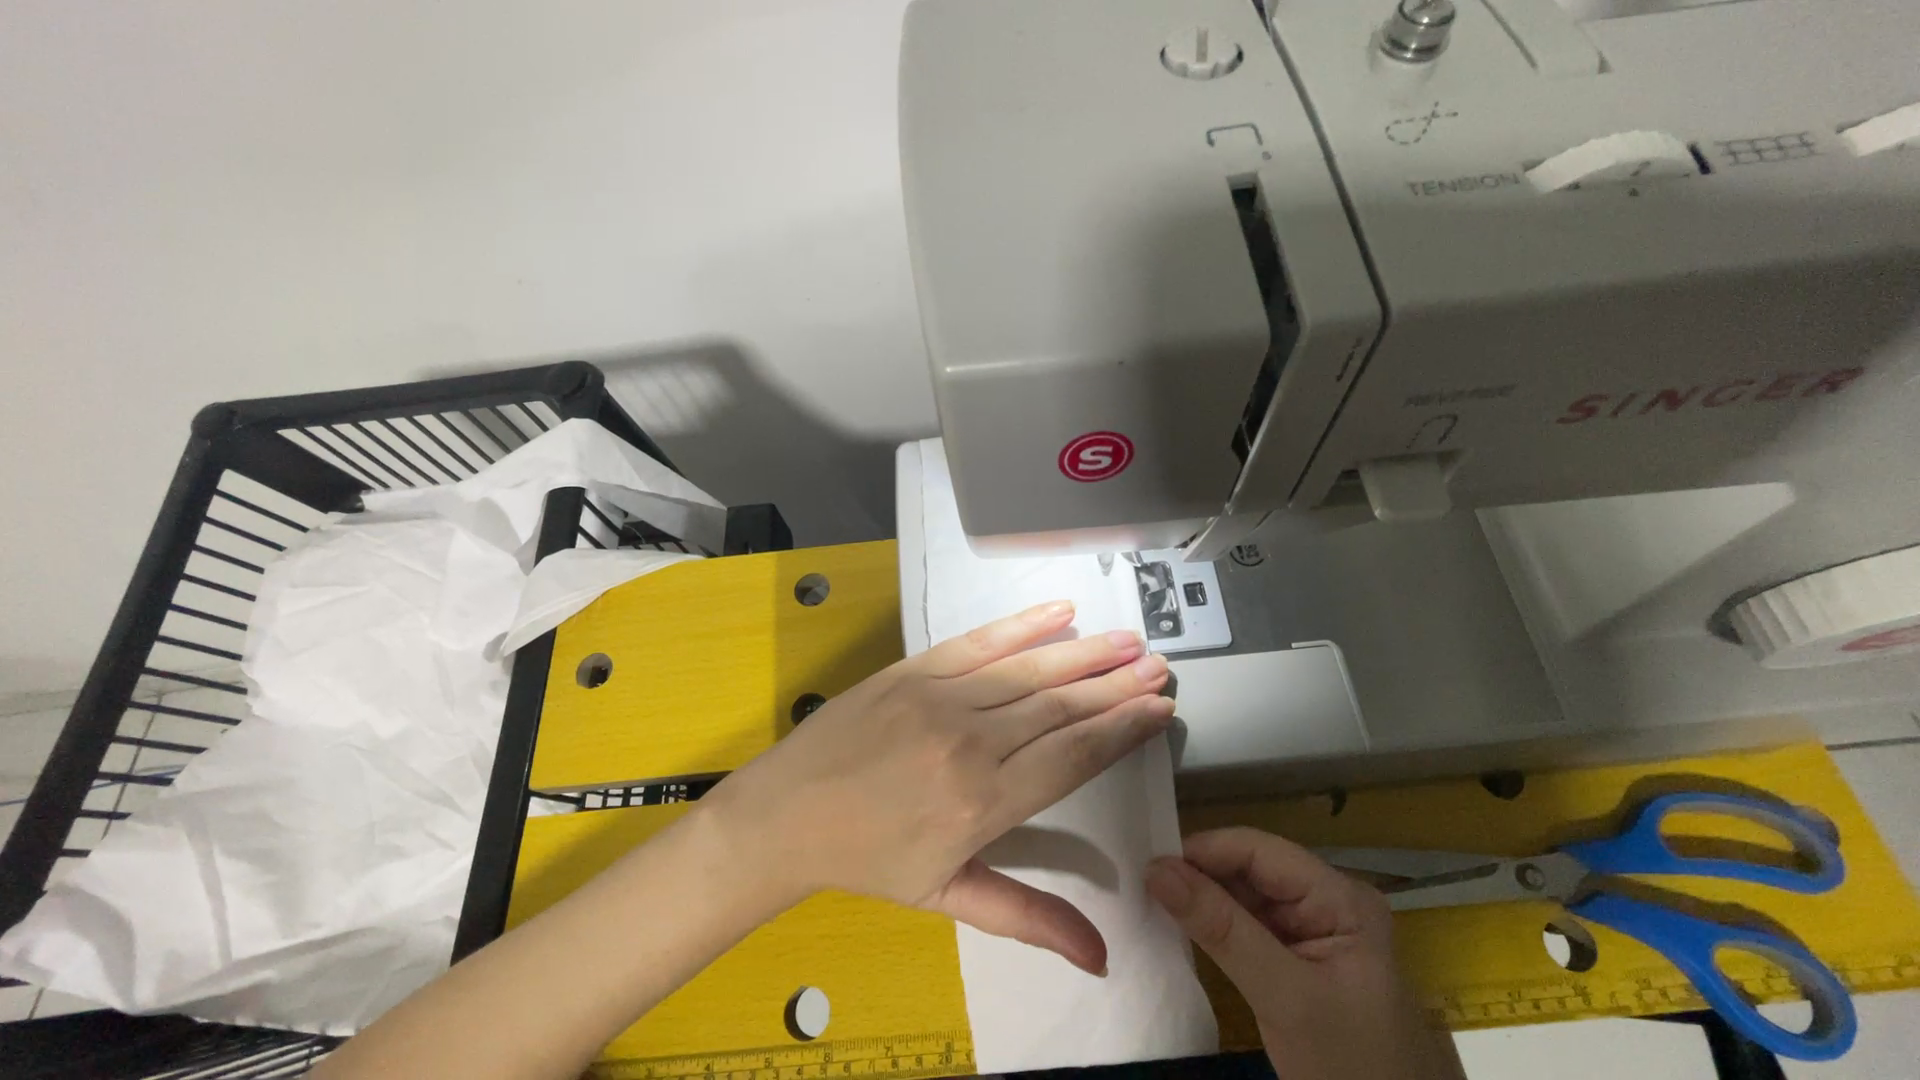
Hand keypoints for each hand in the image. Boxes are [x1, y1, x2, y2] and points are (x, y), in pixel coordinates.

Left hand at [697, 600, 1173, 974]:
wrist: (786, 815)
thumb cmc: (870, 860)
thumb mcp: (948, 897)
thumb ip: (1028, 917)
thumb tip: (1101, 959)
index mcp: (984, 803)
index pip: (1073, 756)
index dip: (1123, 729)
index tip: (1162, 709)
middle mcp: (970, 744)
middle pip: (1060, 707)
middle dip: (1117, 686)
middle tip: (1161, 668)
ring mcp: (939, 699)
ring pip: (1029, 671)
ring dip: (1086, 653)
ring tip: (1130, 640)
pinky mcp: (912, 671)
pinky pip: (978, 642)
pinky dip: (1023, 625)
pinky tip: (1061, 611)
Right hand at [1146, 829, 1465, 1079]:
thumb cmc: (1349, 1063)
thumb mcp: (1285, 996)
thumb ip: (1222, 930)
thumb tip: (1156, 870)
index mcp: (1340, 896)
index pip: (1260, 850)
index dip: (1203, 851)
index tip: (1148, 868)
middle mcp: (1327, 900)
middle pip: (1249, 868)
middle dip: (1198, 874)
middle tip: (1141, 886)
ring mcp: (1312, 929)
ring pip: (1243, 895)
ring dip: (1201, 899)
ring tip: (1151, 902)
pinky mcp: (1296, 956)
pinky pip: (1247, 925)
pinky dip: (1213, 926)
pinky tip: (1181, 927)